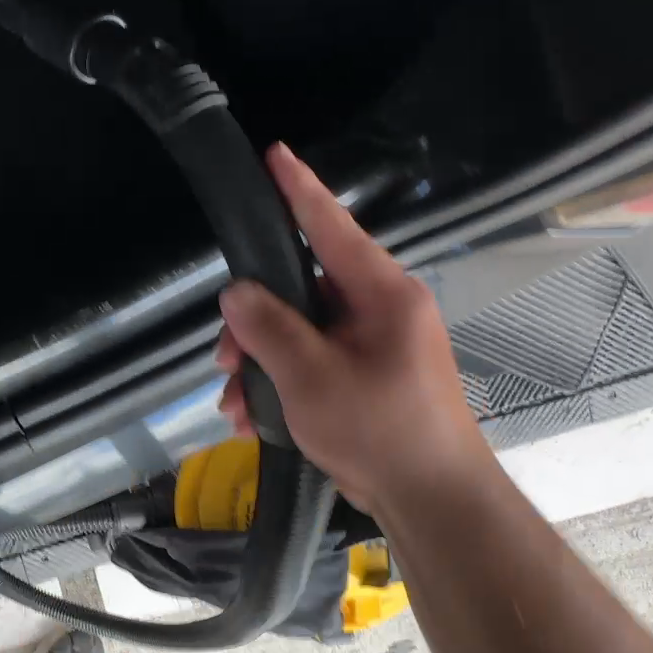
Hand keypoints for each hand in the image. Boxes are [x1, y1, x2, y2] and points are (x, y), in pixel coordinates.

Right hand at [215, 143, 493, 511]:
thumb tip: (235, 292)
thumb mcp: (309, 375)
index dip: (300, 190)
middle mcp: (377, 310)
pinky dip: (273, 387)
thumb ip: (268, 327)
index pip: (332, 227)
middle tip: (224, 365)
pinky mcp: (358, 376)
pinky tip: (251, 418)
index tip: (275, 154)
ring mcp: (368, 345)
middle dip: (249, 328)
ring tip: (235, 407)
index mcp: (382, 294)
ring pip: (292, 333)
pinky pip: (303, 364)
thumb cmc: (378, 428)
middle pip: (295, 291)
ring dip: (255, 367)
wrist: (428, 497)